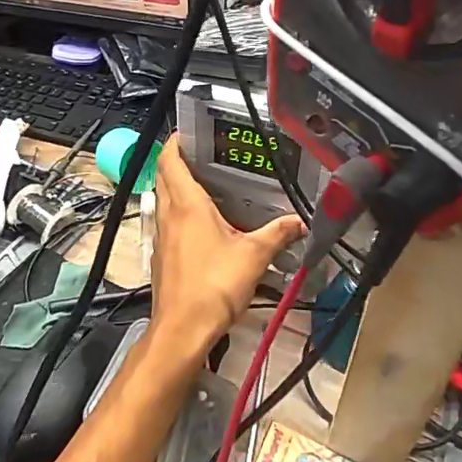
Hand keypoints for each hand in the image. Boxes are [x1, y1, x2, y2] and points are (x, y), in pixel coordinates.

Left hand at [147, 143, 303, 364]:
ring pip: (165, 200)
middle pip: (165, 177)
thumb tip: (299, 222)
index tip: (189, 132)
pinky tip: (204, 226)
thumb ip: (278, 234)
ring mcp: (162, 237)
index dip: (175, 142)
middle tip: (204, 154)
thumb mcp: (254, 256)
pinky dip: (181, 215)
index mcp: (187, 206)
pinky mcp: (163, 257)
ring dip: (178, 188)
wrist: (183, 330)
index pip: (170, 160)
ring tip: (208, 185)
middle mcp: (169, 216)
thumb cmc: (214, 286)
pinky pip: (169, 224)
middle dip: (179, 161)